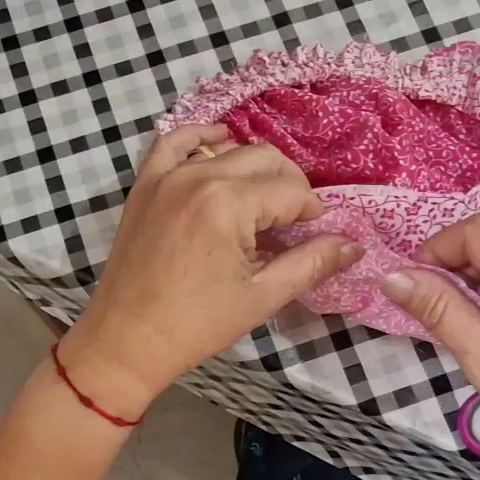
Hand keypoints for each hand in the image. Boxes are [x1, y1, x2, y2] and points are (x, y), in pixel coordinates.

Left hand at [56, 125, 360, 417]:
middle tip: (293, 223)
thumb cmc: (196, 325)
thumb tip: (354, 244)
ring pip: (227, 149)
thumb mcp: (261, 296)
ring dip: (253, 167)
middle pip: (264, 160)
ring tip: (262, 201)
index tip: (318, 235)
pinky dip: (200, 138)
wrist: (126, 340)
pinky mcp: (144, 185)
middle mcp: (198, 177)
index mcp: (228, 203)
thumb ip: (311, 263)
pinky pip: (174, 142)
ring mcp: (166, 176)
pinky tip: (219, 144)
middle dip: (289, 187)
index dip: (312, 212)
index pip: (290, 191)